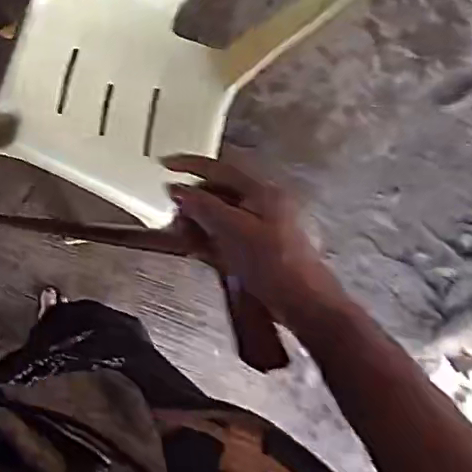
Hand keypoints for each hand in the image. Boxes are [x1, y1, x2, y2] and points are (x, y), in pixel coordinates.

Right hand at [161, 154, 351, 330]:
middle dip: (191, 199)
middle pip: (218, 191)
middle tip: (172, 208)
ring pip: (219, 213)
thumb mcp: (231, 229)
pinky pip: (224, 232)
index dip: (189, 164)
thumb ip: (201, 205)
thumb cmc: (275, 264)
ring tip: (180, 231)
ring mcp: (263, 227)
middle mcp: (265, 205)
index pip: (220, 169)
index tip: (165, 163)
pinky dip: (206, 235)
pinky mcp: (259, 247)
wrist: (306, 308)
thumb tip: (177, 189)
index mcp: (264, 193)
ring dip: (196, 220)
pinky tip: (193, 245)